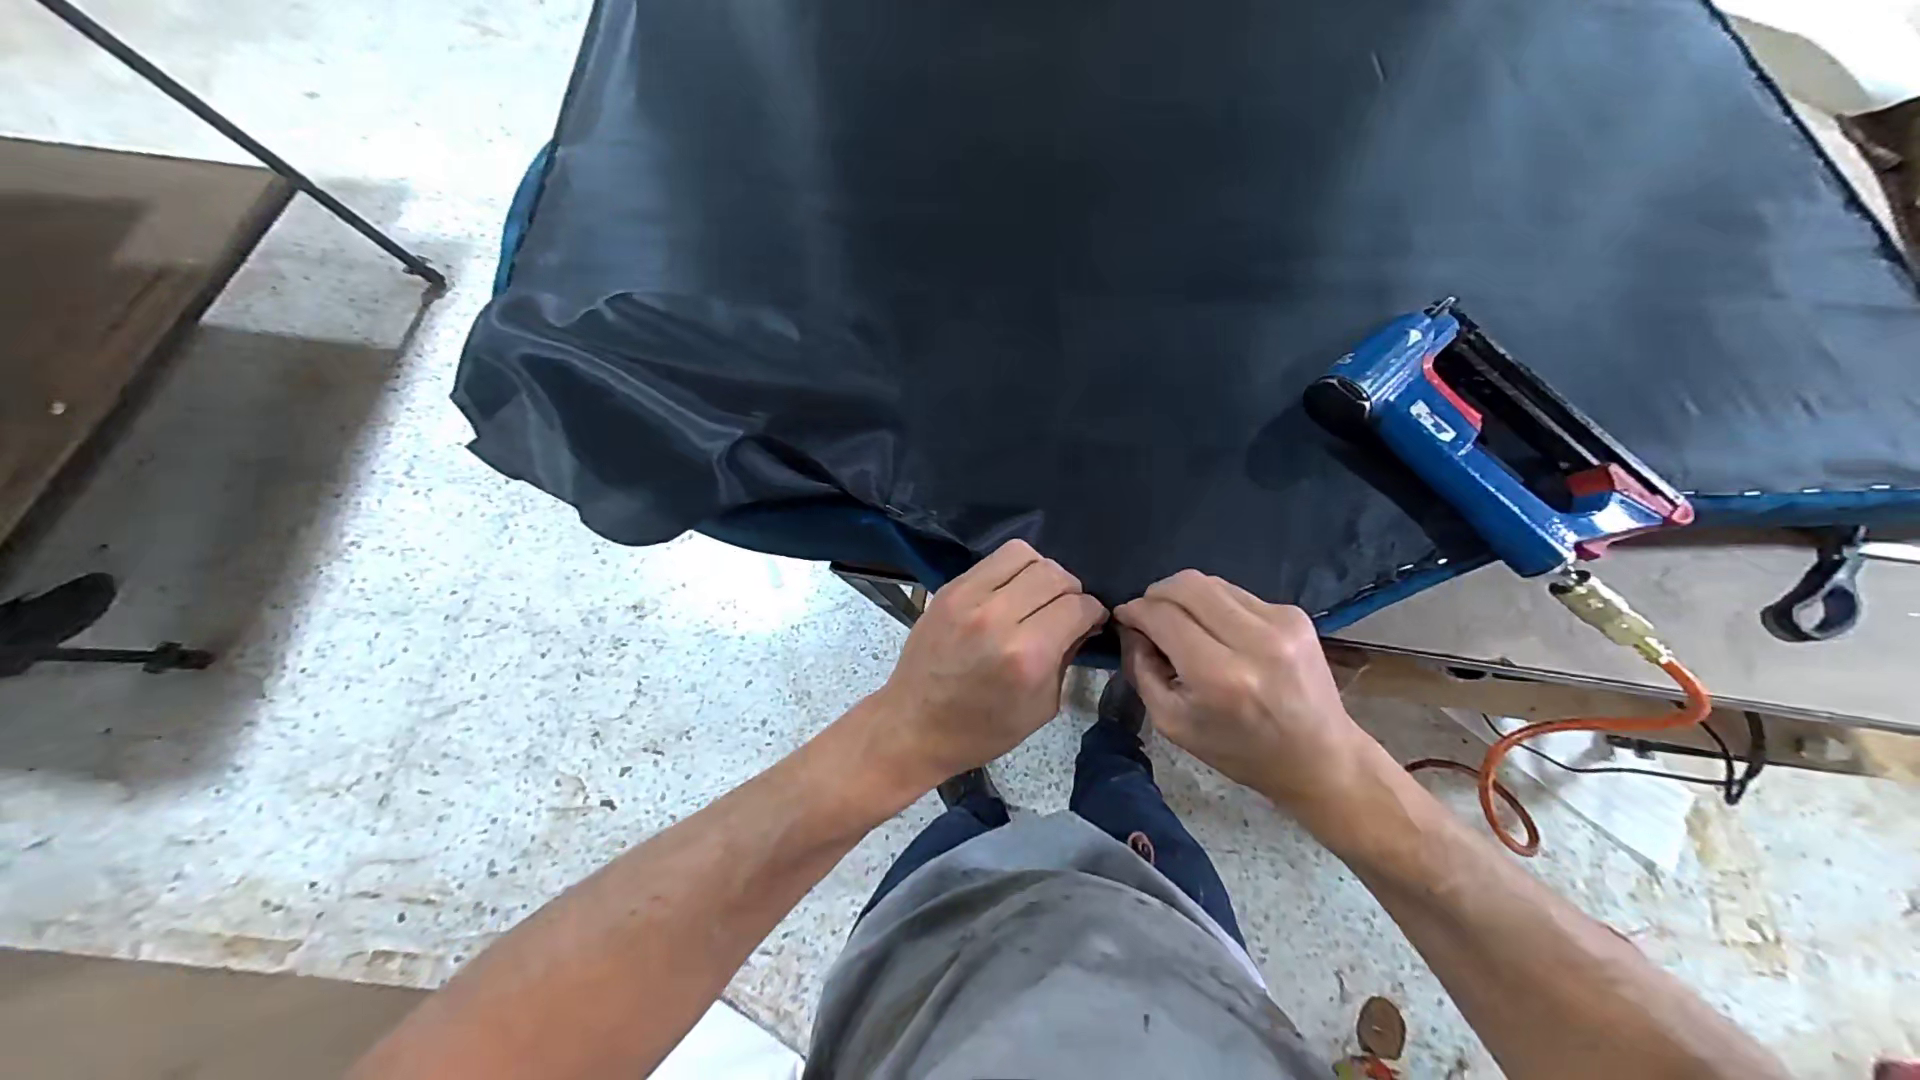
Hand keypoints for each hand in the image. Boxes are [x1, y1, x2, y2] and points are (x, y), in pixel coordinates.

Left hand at [864, 540, 1106, 793]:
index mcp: (1027, 656)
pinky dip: (1013, 569)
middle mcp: (998, 618)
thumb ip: (1067, 656)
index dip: (1093, 612)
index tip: (1090, 621)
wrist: (914, 724)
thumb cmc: (982, 729)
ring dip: (1042, 573)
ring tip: (1038, 596)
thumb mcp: (1042, 706)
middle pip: (1056, 575)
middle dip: (1072, 591)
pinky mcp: (949, 589)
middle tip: (1065, 610)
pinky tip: (1011, 591)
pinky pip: (993, 559)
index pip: (1078, 607)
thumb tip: (1083, 622)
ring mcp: (968, 598)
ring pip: (1025, 555)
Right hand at [1113, 570, 1377, 814]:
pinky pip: (1235, 593)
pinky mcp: (1295, 614)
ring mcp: (1280, 622)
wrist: (1321, 758)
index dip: (1135, 610)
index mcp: (1220, 676)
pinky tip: (1216, 631)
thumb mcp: (1172, 723)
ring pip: (1211, 582)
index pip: (1162, 615)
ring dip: (1185, 597)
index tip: (1124, 617)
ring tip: (1181, 624)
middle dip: (1156, 594)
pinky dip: (1214, 605)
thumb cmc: (1240, 750)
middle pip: (1186, 585)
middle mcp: (1253, 640)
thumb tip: (1132, 628)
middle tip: (1148, 615)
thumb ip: (1142, 670)